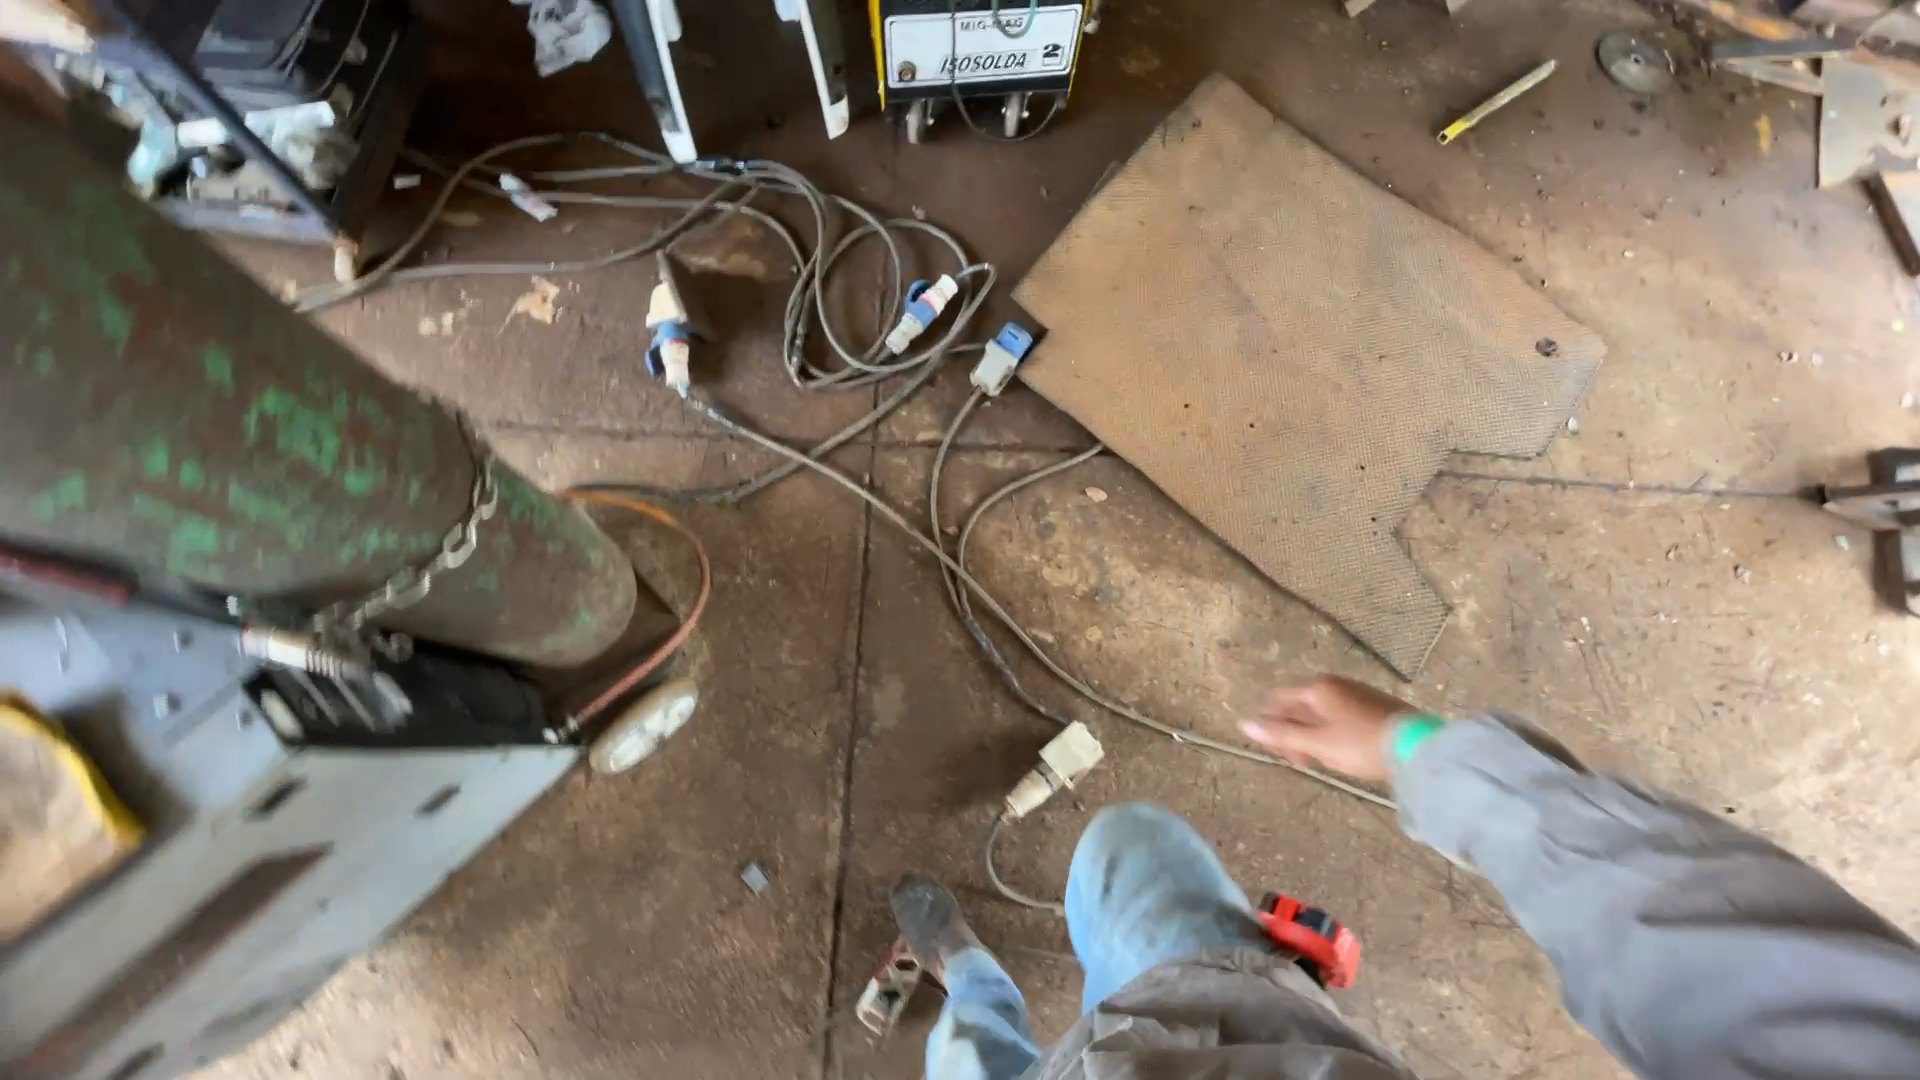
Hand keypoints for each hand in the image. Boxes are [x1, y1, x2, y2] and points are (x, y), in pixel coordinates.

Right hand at [1241, 675, 1416, 782]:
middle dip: (1293, 732)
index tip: (1275, 750)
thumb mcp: (1316, 743)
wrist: (1418, 747)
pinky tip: (1341, 752)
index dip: (1270, 723)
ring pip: (1321, 713)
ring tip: (1320, 759)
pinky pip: (1340, 716)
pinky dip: (1332, 732)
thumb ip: (1280, 734)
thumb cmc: (1360, 744)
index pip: (1279, 700)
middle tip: (1298, 760)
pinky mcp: (1374, 706)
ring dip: (1312, 735)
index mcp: (1317, 688)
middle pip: (1299, 706)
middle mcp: (1334, 684)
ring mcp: (1356, 694)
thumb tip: (1244, 724)